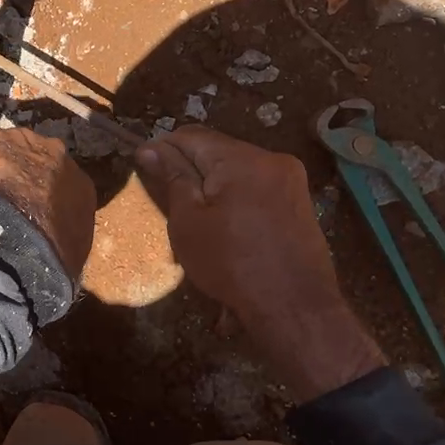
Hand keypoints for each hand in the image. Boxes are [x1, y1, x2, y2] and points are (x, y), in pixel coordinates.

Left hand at [0, 125, 95, 278]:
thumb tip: (55, 264)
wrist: (24, 233)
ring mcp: (7, 141)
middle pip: (26, 156)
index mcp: (76, 181)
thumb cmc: (55, 251)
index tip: (32, 209)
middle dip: (14, 172)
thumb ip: (65, 246)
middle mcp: (45, 151)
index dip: (42, 195)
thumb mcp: (72, 252)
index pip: (58, 182)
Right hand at [134, 127, 383, 400]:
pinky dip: (235, 197)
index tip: (144, 169)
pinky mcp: (299, 201)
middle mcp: (271, 158)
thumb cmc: (231, 263)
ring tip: (199, 219)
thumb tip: (150, 148)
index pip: (191, 135)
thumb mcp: (189, 220)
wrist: (295, 308)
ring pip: (236, 169)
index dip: (162, 148)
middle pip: (216, 150)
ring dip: (213, 184)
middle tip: (170, 202)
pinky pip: (256, 186)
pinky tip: (227, 226)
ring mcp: (290, 179)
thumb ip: (172, 177)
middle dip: (190, 168)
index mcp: (242, 158)